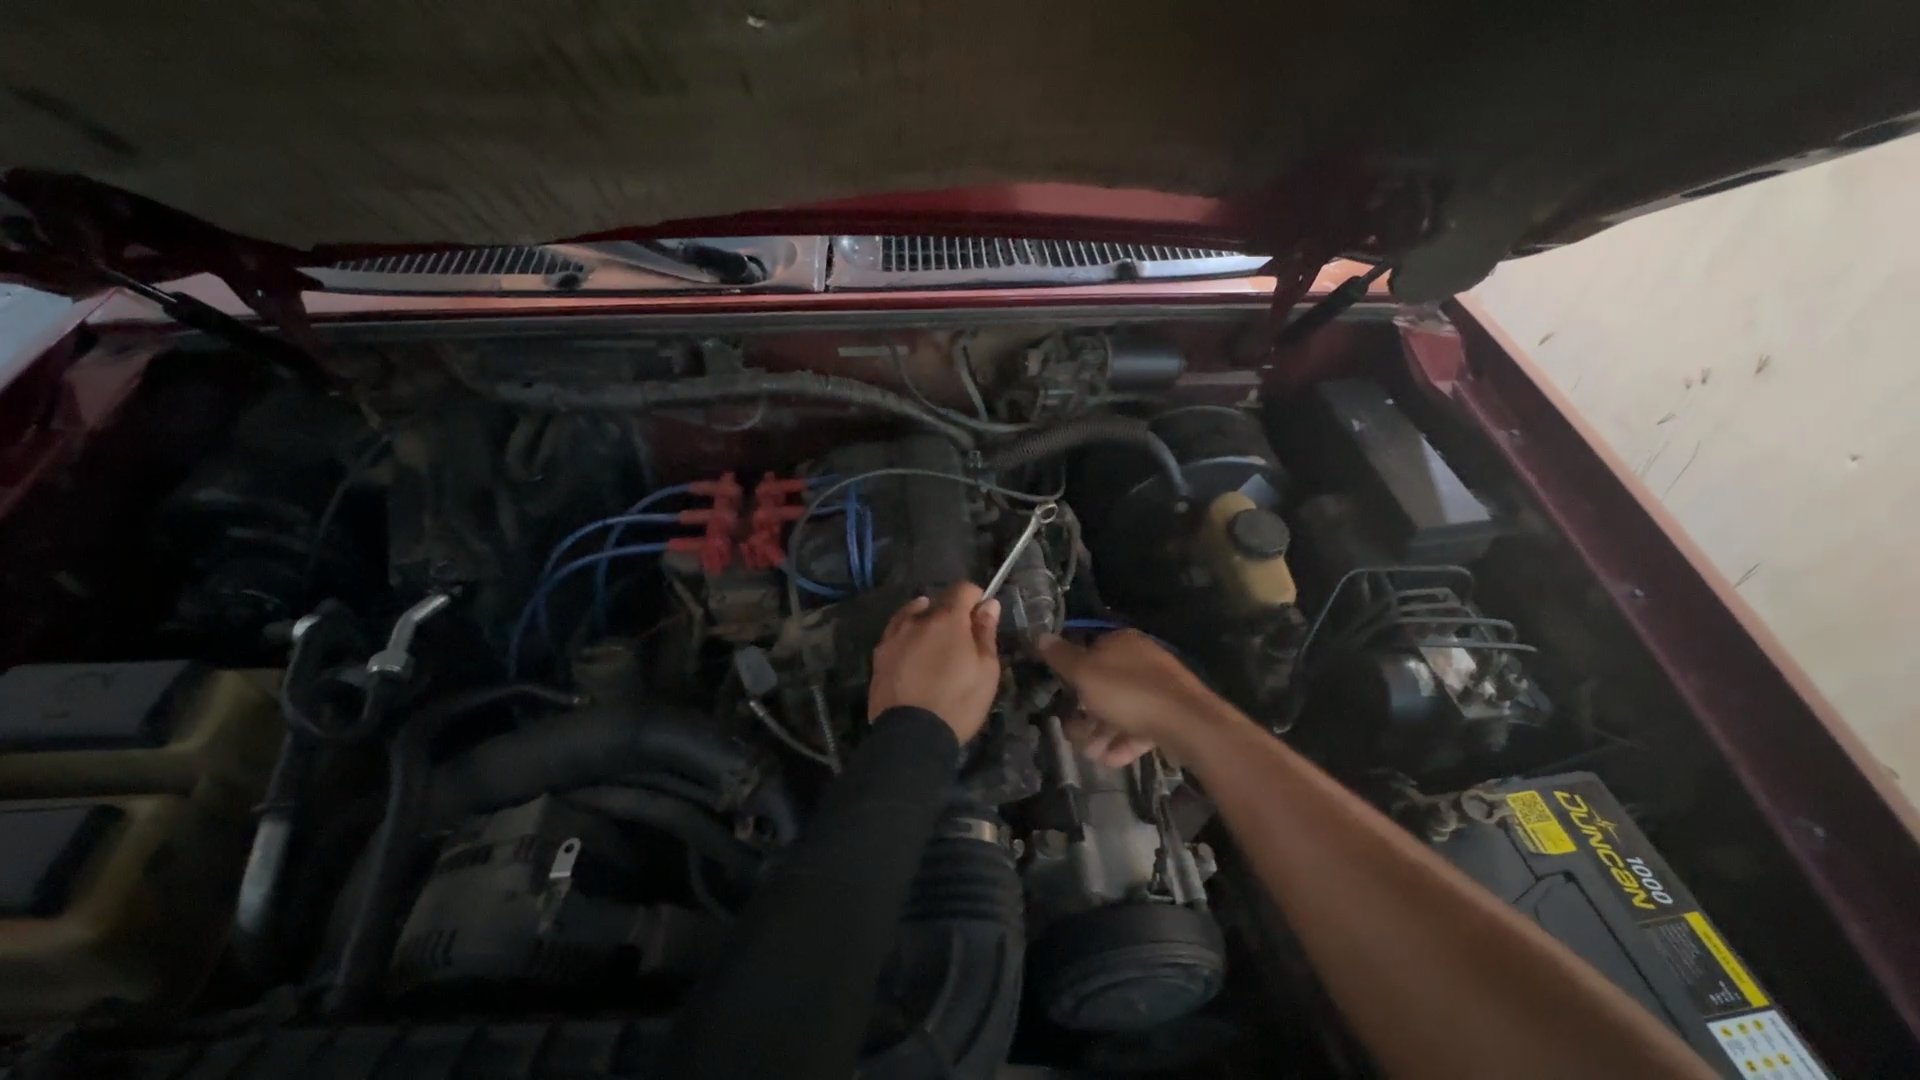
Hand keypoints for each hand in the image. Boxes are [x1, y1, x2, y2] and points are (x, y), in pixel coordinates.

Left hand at [868, 582, 1001, 742]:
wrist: (911, 735)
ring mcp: (893, 637)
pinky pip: (895, 634)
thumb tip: (989, 604)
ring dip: (925, 619)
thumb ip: (985, 633)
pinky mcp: (878, 656)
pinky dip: (906, 636)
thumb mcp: (986, 670)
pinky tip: (912, 652)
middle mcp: (917, 620)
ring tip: (934, 639)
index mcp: (947, 619)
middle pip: (937, 602)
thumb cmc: (958, 702)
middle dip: (951, 612)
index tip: (982, 615)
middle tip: (962, 637)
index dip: (976, 597)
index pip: (963, 589)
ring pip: (911, 615)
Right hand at [1036, 630, 1225, 765]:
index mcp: (1120, 643)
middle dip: (1086, 715)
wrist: (1188, 723)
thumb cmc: (1129, 693)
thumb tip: (1038, 635)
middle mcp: (1140, 660)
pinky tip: (1112, 760)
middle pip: (1102, 687)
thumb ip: (1060, 657)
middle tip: (1075, 735)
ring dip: (1101, 733)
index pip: (1088, 654)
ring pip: (1120, 710)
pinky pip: (1139, 727)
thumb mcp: (1085, 674)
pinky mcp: (1169, 715)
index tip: (1062, 700)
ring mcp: (1157, 688)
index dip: (1072, 678)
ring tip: (1093, 754)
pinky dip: (1124, 742)